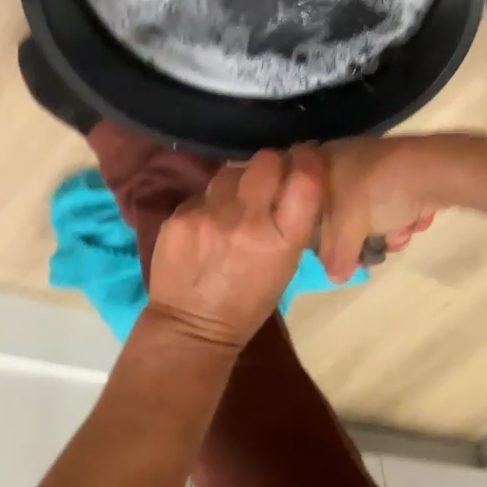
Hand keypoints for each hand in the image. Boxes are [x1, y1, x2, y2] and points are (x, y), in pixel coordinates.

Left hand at [146, 150, 323, 351]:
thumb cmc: (251, 300)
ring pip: (231, 171)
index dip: (307, 162)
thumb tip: (294, 179)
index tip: (306, 159)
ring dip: (239, 181)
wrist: (191, 327)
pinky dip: (210, 202)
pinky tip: (209, 223)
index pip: (304, 180)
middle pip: (265, 162)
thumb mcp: (287, 263)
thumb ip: (292, 220)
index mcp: (282, 239)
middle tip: (268, 178)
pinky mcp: (178, 217)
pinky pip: (202, 193)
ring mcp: (209, 217)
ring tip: (235, 204)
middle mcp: (247, 221)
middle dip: (271, 165)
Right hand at [313, 138, 442, 281]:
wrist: (433, 168)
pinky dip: (407, 216)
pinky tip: (416, 223)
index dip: (317, 231)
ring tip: (400, 236)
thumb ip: (336, 254)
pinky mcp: (410, 171)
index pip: (306, 201)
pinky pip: (399, 201)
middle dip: (362, 234)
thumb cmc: (376, 192)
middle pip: (344, 209)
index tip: (332, 251)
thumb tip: (335, 276)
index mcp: (323, 162)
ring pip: (375, 208)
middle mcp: (349, 158)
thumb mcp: (348, 229)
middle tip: (369, 251)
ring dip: (389, 229)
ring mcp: (381, 163)